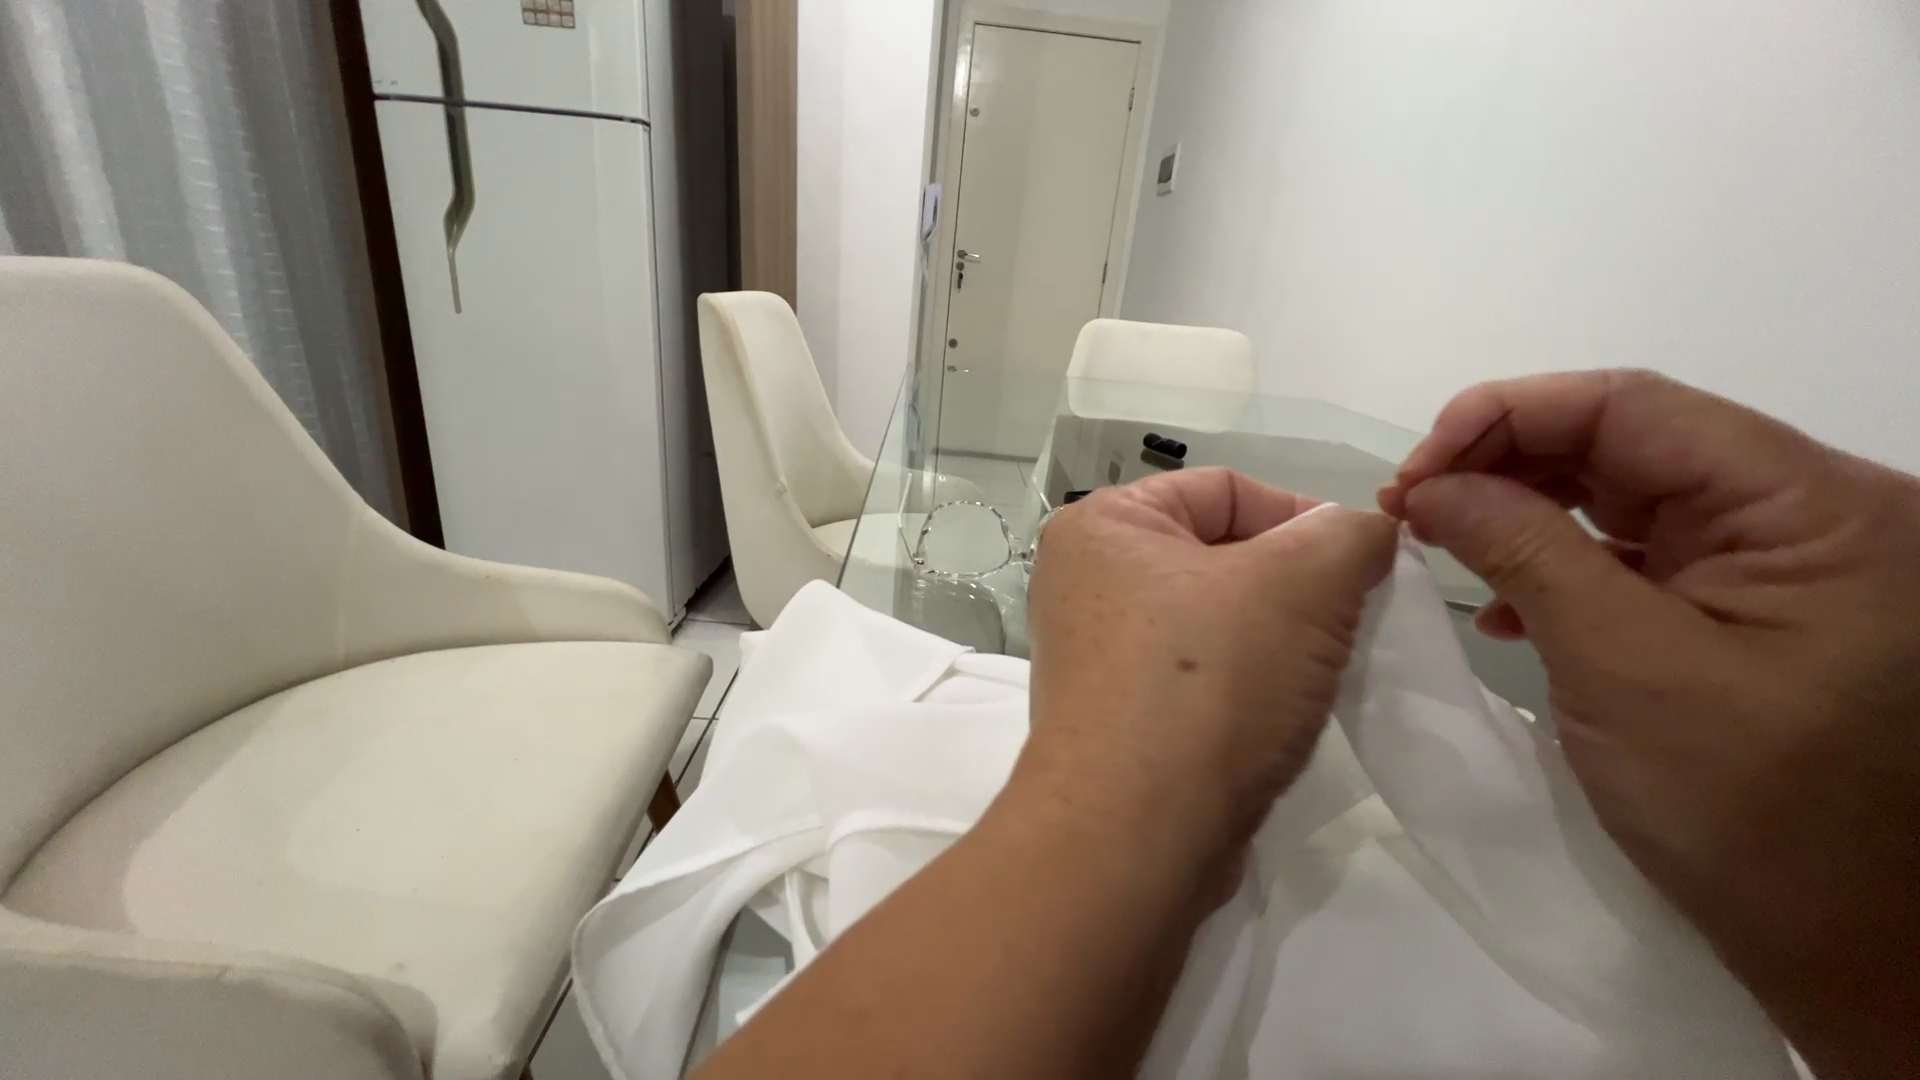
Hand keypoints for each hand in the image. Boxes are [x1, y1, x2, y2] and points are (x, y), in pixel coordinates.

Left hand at [1020, 467, 1396, 886]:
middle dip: (1294, 587)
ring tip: (1316, 673)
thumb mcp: (1301, 582)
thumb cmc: (1208, 682)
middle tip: (1346, 628)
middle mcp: (1083, 580)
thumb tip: (1361, 532)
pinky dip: (1243, 683)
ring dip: (1275, 639)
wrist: (1134, 831)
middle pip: (1219, 555)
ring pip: (1212, 619)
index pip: (1226, 491)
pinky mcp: (1114, 711)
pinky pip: (1194, 674)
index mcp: (1102, 525)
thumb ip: (1347, 535)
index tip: (1362, 572)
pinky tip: (1280, 712)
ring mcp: (1094, 650)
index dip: (1305, 520)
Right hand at [1379, 370, 1919, 1078]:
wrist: (1848, 939)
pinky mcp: (1728, 603)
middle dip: (1497, 461)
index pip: (1628, 406)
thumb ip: (1522, 551)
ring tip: (1434, 542)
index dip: (1503, 416)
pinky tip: (1499, 607)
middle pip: (1617, 439)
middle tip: (1407, 507)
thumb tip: (1426, 486)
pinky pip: (1622, 549)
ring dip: (1511, 509)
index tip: (1413, 475)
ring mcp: (1764, 559)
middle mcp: (1795, 511)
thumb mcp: (1620, 663)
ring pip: (1611, 490)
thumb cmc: (1749, 806)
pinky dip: (1544, 561)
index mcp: (1807, 505)